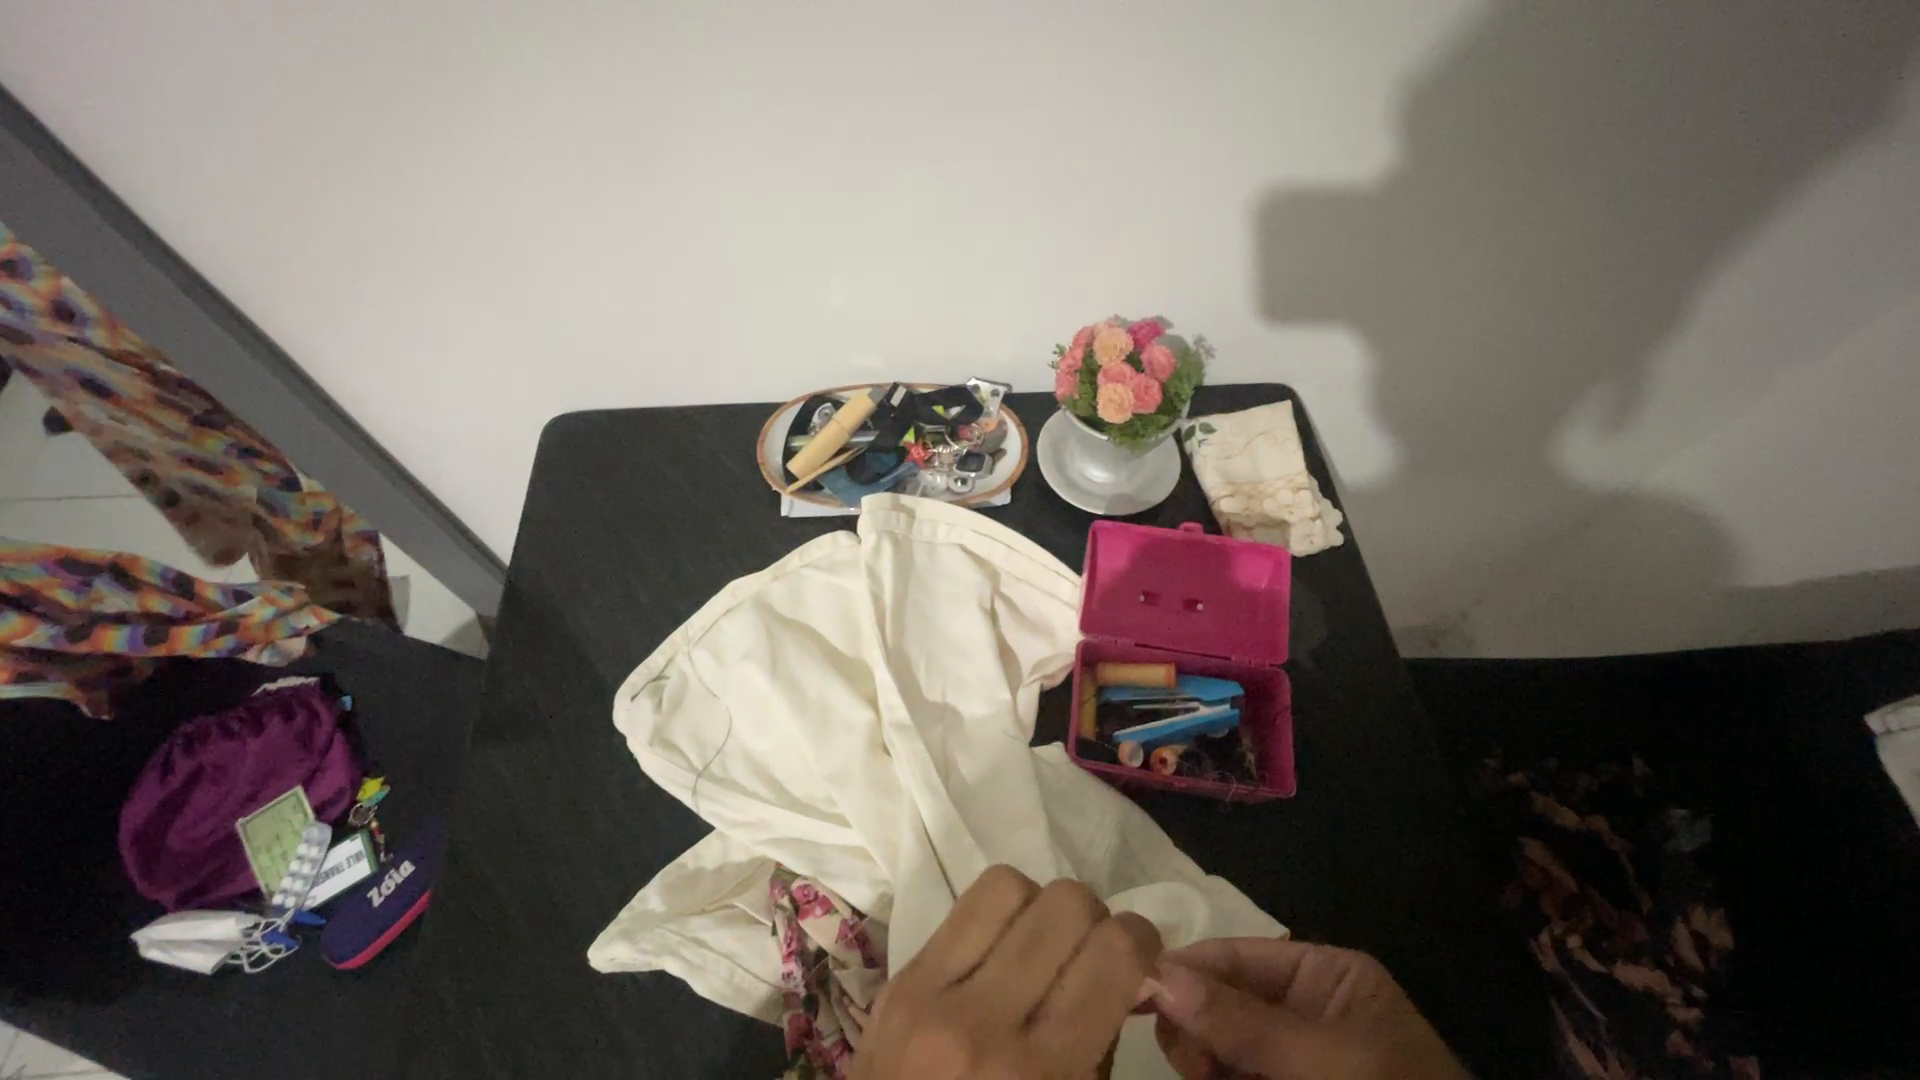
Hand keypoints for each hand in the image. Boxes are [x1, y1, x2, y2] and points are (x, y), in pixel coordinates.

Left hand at [852, 865, 1162, 1079]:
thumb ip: (1101, 1038)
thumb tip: (1131, 966)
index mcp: (1039, 1073)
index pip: (1114, 954)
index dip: (1141, 942)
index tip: (1139, 956)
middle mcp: (984, 1022)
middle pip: (1065, 903)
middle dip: (1092, 919)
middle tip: (1086, 952)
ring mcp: (931, 993)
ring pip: (1008, 885)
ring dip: (1038, 908)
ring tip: (1038, 945)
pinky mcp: (900, 977)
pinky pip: (962, 904)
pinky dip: (996, 915)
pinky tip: (998, 948)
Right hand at [1151, 937, 1468, 1079]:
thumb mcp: (1322, 1060)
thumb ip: (1242, 1022)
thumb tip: (1158, 977)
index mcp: (1322, 975)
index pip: (1234, 956)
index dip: (1184, 970)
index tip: (1137, 992)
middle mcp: (1303, 1009)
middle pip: (1219, 1001)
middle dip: (1194, 1027)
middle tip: (1191, 1066)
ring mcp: (1295, 1059)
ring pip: (1219, 1047)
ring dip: (1202, 1062)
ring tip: (1205, 1079)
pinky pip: (1235, 1074)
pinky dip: (1216, 1077)